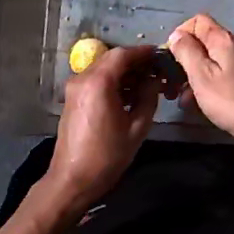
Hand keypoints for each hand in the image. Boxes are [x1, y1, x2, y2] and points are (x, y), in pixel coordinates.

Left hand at [46, 45, 162, 206]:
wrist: (73, 179)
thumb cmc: (107, 156)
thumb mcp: (137, 128)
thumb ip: (148, 98)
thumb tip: (155, 81)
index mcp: (98, 83)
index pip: (123, 55)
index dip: (144, 53)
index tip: (161, 56)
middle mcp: (82, 79)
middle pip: (112, 59)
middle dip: (135, 63)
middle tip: (158, 73)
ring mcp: (74, 89)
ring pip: (103, 70)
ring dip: (124, 74)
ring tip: (147, 86)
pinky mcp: (72, 99)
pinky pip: (95, 82)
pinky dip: (113, 83)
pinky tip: (129, 97)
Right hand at [166, 14, 233, 144]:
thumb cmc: (228, 100)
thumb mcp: (201, 75)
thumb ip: (186, 51)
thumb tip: (176, 35)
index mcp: (222, 40)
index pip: (197, 21)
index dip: (181, 34)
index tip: (172, 55)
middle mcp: (232, 45)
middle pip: (202, 41)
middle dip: (184, 58)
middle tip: (172, 79)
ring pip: (207, 60)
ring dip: (191, 75)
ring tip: (181, 97)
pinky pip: (216, 74)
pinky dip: (204, 84)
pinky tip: (195, 103)